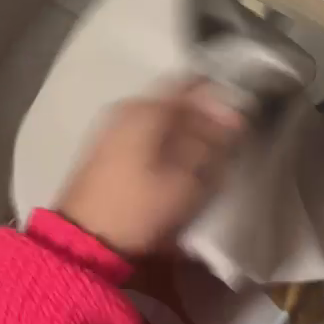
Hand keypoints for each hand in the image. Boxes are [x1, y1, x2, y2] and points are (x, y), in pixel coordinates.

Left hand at [55, 78, 245, 255]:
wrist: (84, 241)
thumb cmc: (140, 207)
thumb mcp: (188, 179)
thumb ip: (214, 143)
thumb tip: (234, 117)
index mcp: (148, 107)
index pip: (194, 82)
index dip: (221, 95)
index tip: (239, 115)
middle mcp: (128, 107)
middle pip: (177, 99)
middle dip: (204, 117)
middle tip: (226, 140)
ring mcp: (113, 126)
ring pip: (161, 117)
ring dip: (185, 131)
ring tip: (205, 156)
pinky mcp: (106, 147)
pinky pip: (147, 132)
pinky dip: (166, 142)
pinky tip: (178, 164)